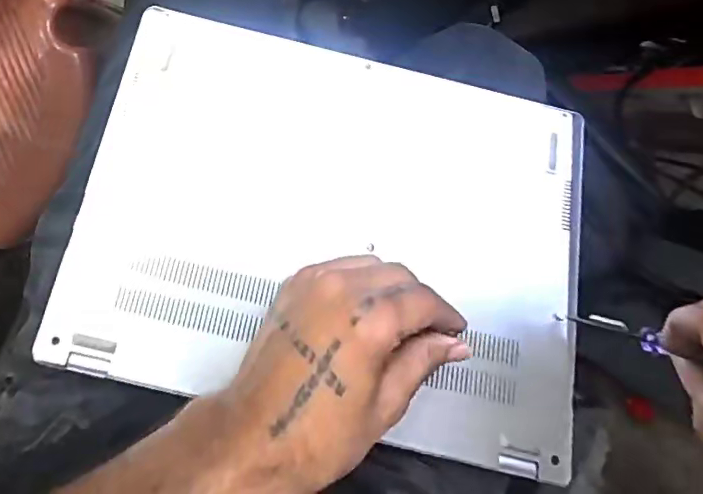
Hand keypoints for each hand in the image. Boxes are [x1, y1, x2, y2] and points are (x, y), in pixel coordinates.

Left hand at [193, 256, 470, 492]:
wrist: (251, 438)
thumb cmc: (306, 436)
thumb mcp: (382, 407)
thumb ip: (421, 362)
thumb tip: (446, 344)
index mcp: (368, 321)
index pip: (423, 300)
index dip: (444, 316)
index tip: (451, 328)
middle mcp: (341, 292)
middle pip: (400, 275)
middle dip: (421, 299)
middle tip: (430, 329)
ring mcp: (315, 284)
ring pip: (371, 263)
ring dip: (391, 285)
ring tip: (397, 319)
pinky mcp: (296, 284)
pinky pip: (341, 265)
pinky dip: (359, 279)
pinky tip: (363, 305)